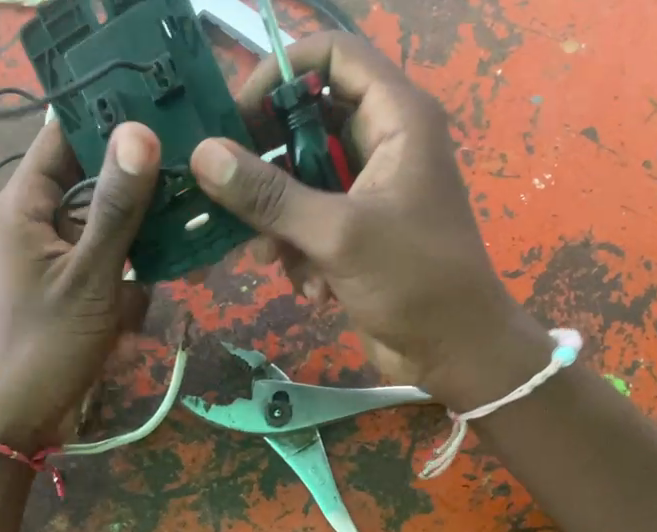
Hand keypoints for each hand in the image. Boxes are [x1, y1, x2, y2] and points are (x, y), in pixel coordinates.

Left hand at [0, 121, 160, 453]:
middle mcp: (32, 222)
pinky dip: (121, 295)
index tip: (166, 113)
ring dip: (132, 262)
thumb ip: (117, 206)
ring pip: (108, 234)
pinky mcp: (65, 291)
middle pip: (95, 185)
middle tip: (184, 205)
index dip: (110, 120)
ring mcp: (50, 259)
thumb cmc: (45, 347)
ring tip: (142, 294)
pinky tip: (125, 327)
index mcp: (22, 205)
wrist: (15, 422)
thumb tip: (140, 130)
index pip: (64, 135)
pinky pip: (104, 273)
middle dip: (135, 207)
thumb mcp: (89, 276)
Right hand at [189, 33, 548, 402]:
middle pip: (306, 122)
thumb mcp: (337, 235)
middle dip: (268, 167)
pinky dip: (300, 253)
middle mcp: (383, 142)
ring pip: (300, 181)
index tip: (236, 116)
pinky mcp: (357, 231)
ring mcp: (369, 189)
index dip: (280, 74)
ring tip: (272, 260)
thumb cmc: (412, 281)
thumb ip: (270, 196)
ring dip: (279, 223)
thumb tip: (204, 155)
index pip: (333, 55)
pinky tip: (312, 288)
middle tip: (232, 197)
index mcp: (396, 118)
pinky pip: (309, 222)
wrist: (453, 350)